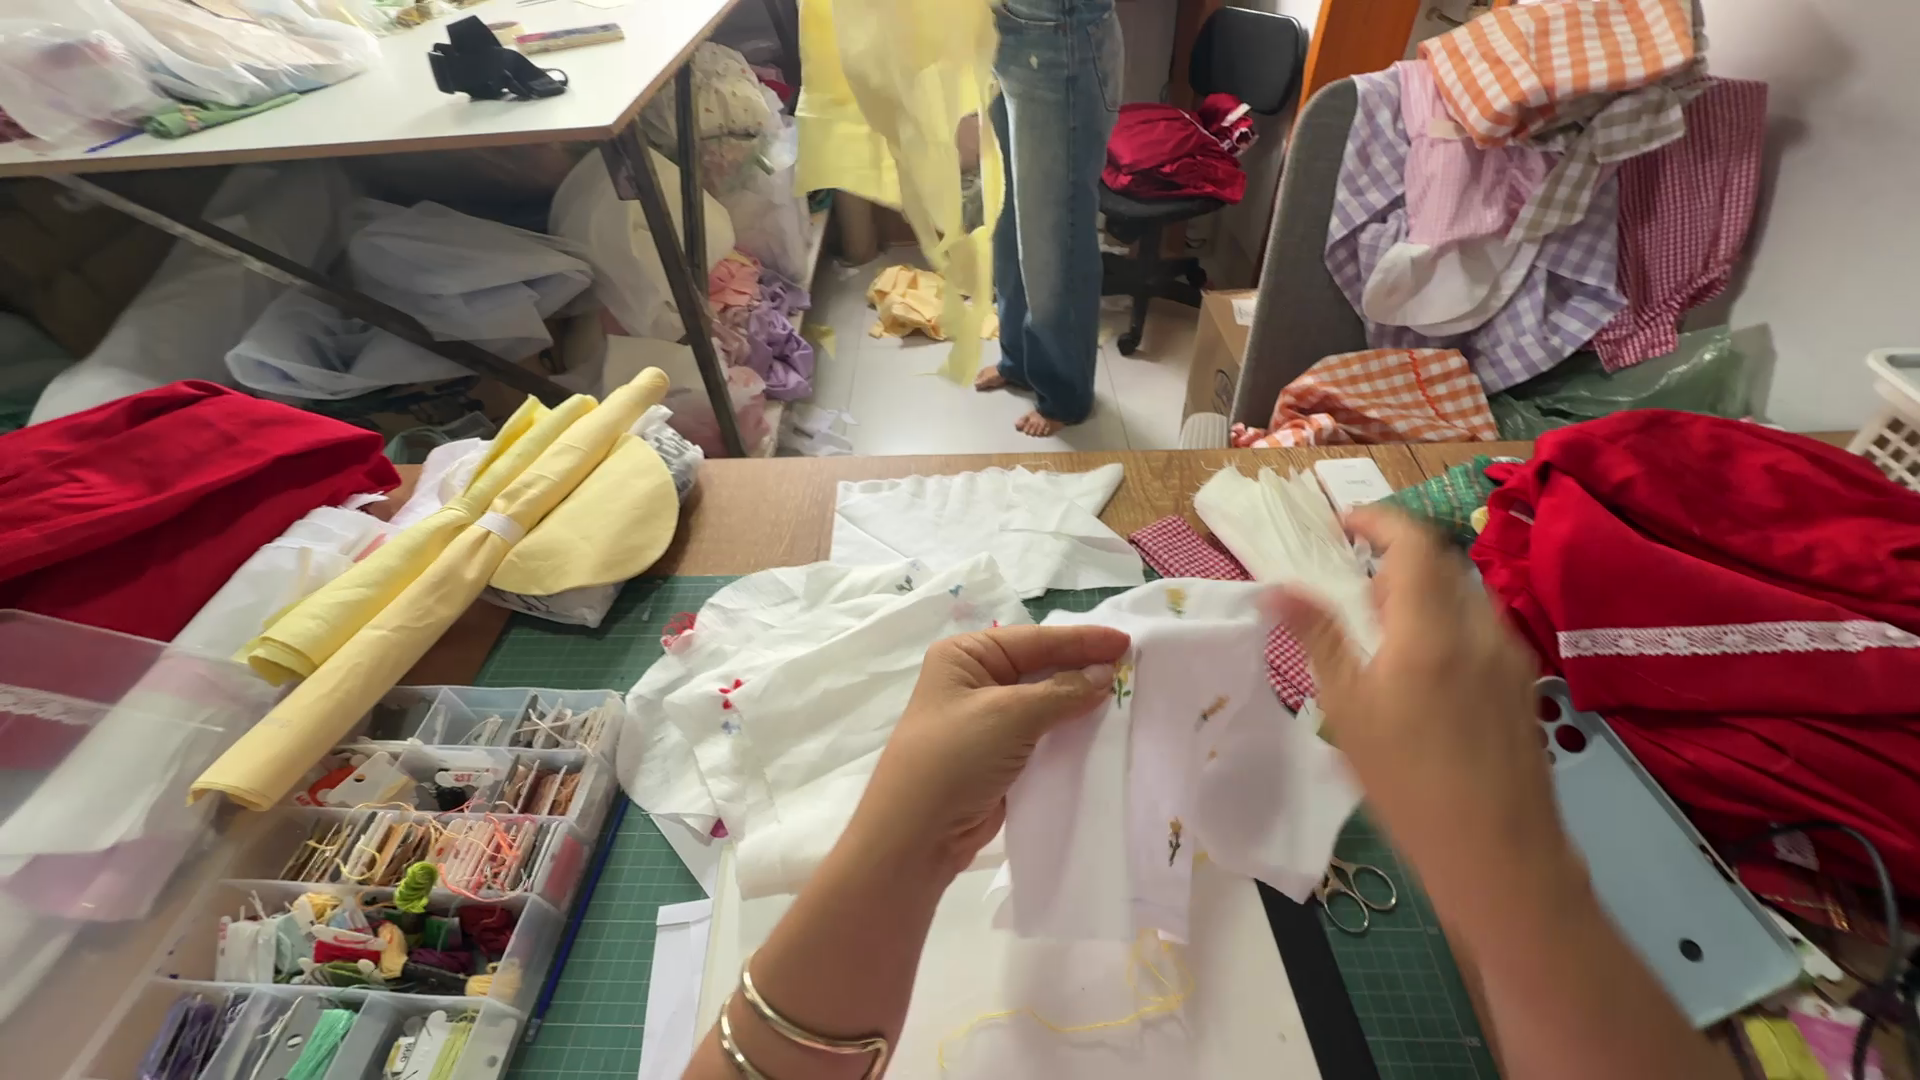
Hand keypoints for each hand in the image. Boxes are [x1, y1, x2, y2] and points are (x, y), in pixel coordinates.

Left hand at [850, 624, 1129, 878]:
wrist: (917, 834)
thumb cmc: (955, 758)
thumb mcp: (1009, 715)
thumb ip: (1061, 692)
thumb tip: (1105, 675)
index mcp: (965, 655)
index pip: (1034, 640)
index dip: (1081, 640)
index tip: (1127, 641)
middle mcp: (975, 680)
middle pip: (1040, 666)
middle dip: (1083, 666)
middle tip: (1134, 665)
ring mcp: (988, 719)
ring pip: (1045, 701)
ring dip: (1081, 699)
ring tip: (1127, 693)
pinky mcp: (1001, 754)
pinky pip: (1043, 733)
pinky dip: (1071, 729)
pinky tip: (1103, 728)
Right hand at [1272, 507, 1571, 908]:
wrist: (1499, 854)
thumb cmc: (1406, 778)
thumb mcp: (1346, 705)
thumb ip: (1316, 635)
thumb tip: (1277, 587)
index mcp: (1432, 630)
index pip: (1413, 544)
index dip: (1377, 521)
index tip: (1342, 523)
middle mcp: (1481, 630)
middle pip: (1442, 565)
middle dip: (1395, 561)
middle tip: (1353, 593)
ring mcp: (1511, 658)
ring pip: (1464, 596)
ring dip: (1421, 593)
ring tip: (1382, 634)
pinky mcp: (1523, 685)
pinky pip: (1481, 628)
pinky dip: (1445, 622)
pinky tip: (1422, 673)